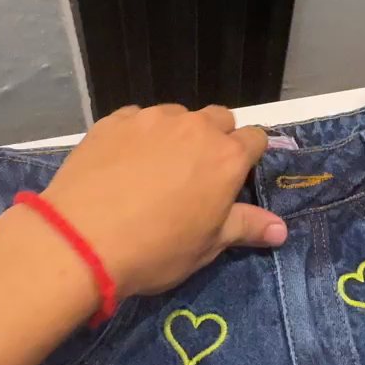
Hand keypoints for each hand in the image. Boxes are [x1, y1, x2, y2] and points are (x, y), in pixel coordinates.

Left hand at [36, 104, 285, 295]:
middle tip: (197, 174)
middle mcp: (195, 128)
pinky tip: (123, 163)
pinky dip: (139, 135)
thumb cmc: (156, 249)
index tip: (234, 178)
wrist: (81, 239)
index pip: (256, 138)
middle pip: (220, 118)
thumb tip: (282, 229)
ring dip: (177, 134)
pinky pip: (137, 119)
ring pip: (178, 116)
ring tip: (156, 169)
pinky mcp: (115, 120)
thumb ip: (246, 227)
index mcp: (227, 157)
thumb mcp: (207, 245)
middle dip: (217, 138)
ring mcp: (152, 119)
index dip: (249, 156)